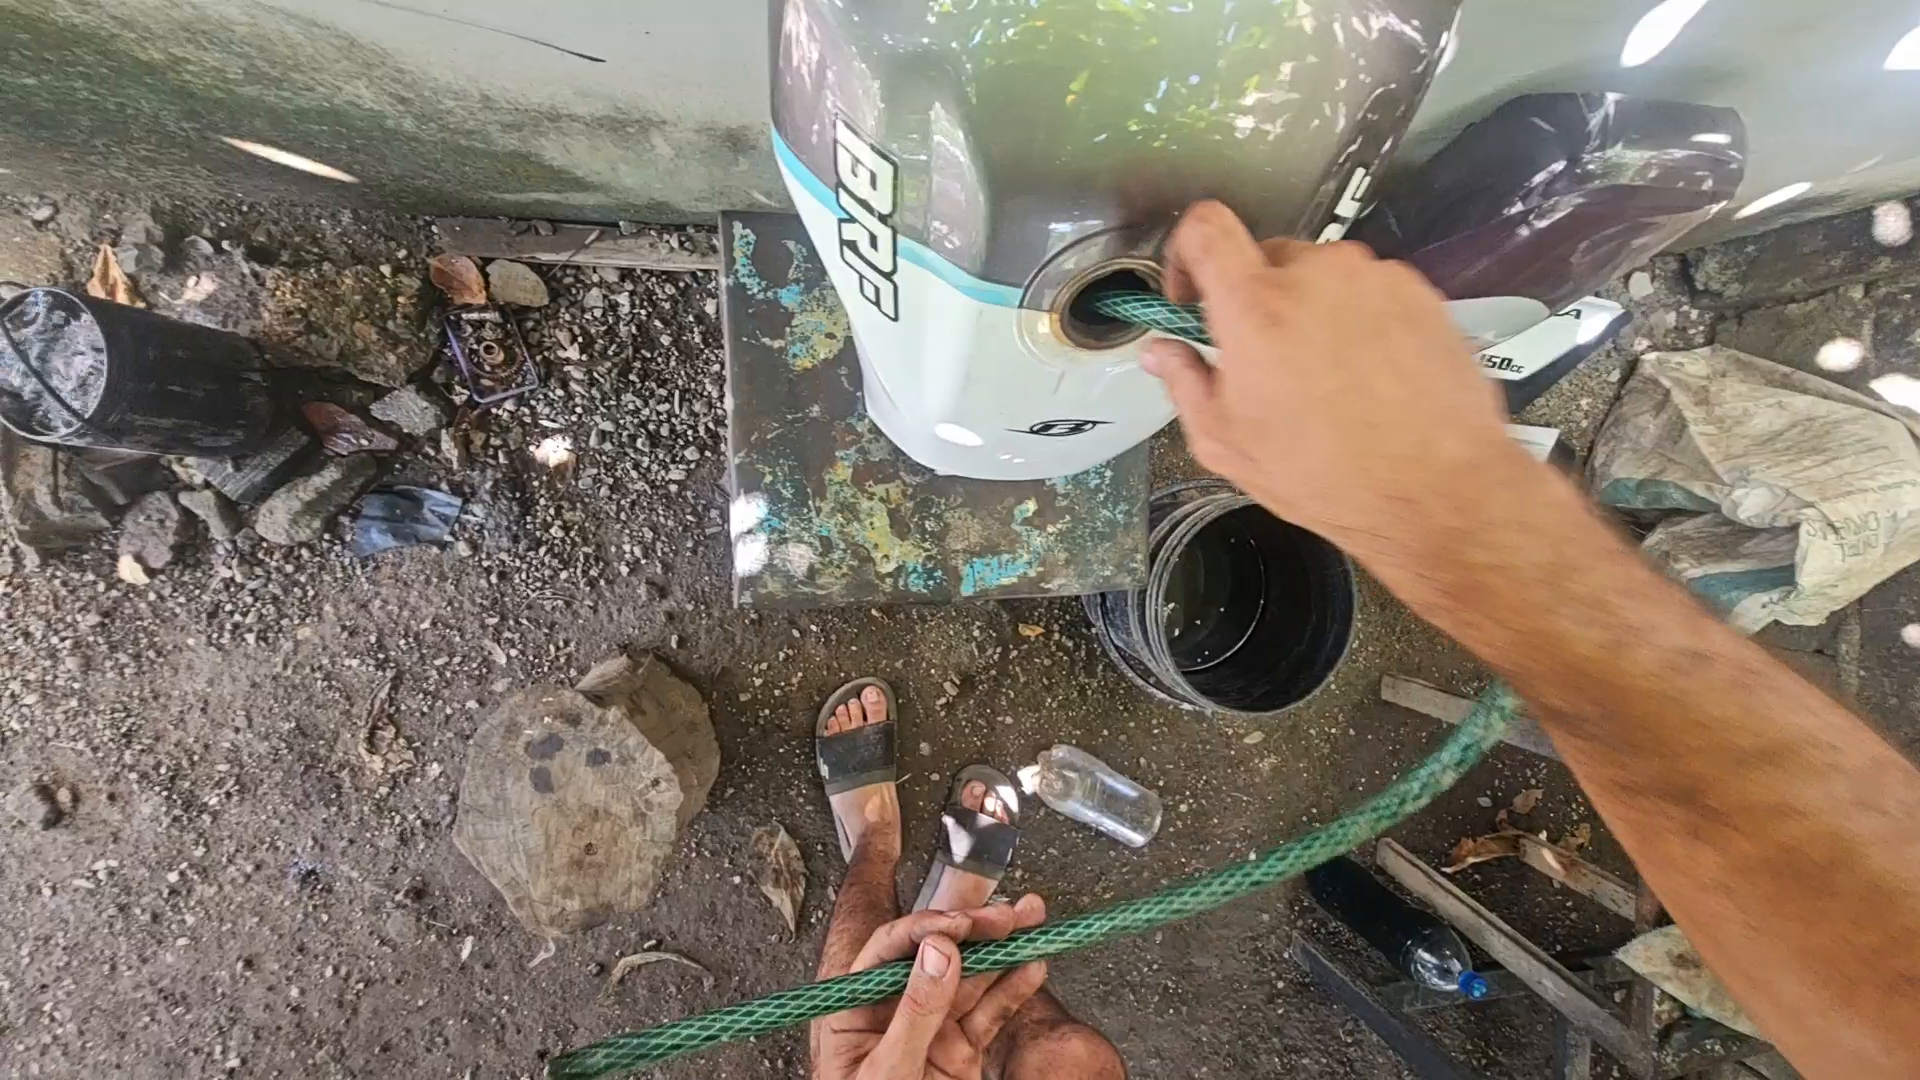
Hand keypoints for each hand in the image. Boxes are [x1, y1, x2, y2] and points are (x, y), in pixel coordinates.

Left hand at [812, 896, 1049, 1079]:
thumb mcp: (888, 1074)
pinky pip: (989, 1014)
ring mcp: (932, 1028)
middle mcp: (896, 1008)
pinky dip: (1014, 989)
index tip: (960, 921)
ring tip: (1032, 916)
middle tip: (1008, 913)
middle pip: (937, 955)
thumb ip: (914, 1013)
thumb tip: (939, 950)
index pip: (891, 950)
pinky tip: (1034, 966)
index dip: (927, 927)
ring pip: (971, 978)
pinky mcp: (960, 1052)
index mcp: (858, 1007)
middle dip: (975, 929)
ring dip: (1003, 947)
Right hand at [1142, 201, 1535, 575]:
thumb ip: (1184, 382)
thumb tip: (1162, 351)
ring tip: (1316, 377)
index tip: (1190, 295)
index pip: (1205, 228)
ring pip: (1316, 276)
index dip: (1185, 252)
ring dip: (1303, 312)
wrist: (1434, 489)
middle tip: (1258, 361)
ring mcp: (1375, 277)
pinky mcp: (1419, 292)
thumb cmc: (1320, 473)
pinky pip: (1364, 290)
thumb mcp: (1224, 441)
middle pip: (1262, 258)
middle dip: (1250, 301)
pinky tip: (1359, 375)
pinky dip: (1349, 320)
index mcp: (1255, 307)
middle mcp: (1317, 274)